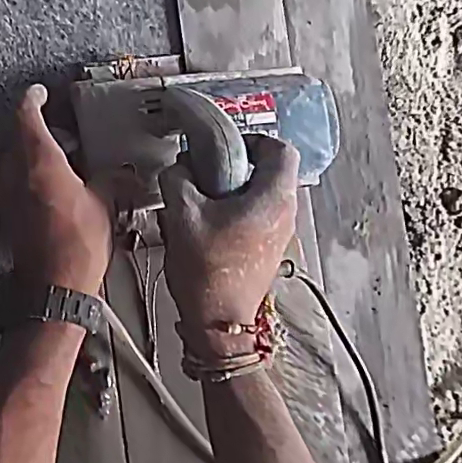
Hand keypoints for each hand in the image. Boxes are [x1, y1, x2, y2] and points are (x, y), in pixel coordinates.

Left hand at [0, 84, 112, 294]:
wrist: (54, 286)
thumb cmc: (77, 245)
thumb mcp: (104, 205)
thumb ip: (111, 181)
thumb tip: (121, 175)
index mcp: (40, 162)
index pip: (26, 117)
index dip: (32, 100)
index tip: (39, 94)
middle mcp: (17, 175)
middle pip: (20, 139)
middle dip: (40, 132)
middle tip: (64, 136)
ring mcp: (9, 196)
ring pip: (16, 162)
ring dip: (35, 157)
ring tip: (64, 166)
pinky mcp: (9, 215)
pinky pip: (16, 185)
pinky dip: (31, 179)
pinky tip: (55, 193)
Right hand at [158, 134, 298, 350]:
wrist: (218, 322)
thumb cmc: (208, 273)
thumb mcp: (181, 216)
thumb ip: (176, 180)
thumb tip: (178, 169)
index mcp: (274, 198)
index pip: (279, 148)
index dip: (251, 139)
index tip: (223, 147)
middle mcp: (285, 213)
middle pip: (268, 171)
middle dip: (235, 166)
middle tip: (205, 173)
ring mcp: (279, 234)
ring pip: (260, 194)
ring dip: (231, 191)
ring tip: (200, 201)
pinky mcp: (267, 249)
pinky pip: (254, 216)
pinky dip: (232, 212)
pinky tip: (205, 225)